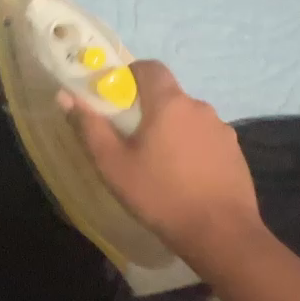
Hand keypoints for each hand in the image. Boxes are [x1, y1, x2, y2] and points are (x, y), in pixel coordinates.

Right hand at [61, 60, 262, 253]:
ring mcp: (221, 129)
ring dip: (170, 130)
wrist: (219, 233)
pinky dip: (190, 148)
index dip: (130, 74)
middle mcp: (199, 107)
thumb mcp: (113, 164)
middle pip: (168, 95)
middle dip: (147, 109)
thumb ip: (89, 126)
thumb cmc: (159, 195)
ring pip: (187, 119)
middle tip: (129, 139)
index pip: (150, 67)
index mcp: (169, 103)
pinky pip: (204, 139)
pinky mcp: (234, 152)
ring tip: (157, 164)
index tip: (115, 97)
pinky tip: (182, 178)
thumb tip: (65, 95)